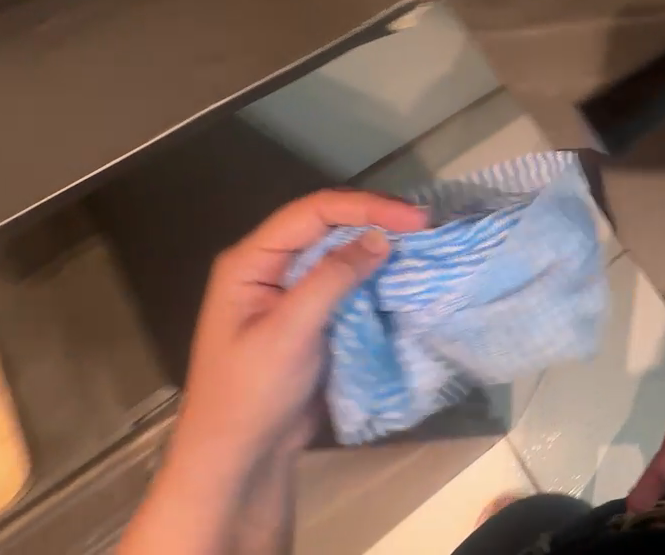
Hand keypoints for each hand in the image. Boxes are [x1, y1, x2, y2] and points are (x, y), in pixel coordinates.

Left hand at [122, 190, 428, 554]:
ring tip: (422, 242)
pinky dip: (377, 268)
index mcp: (252, 261)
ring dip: (380, 242)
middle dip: (377, 218)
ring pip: (342, 246)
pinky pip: (348, 275)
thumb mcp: (290, 333)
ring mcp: (291, 287)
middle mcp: (271, 265)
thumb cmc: (251, 394)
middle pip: (329, 221)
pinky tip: (403, 269)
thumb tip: (382, 236)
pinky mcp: (312, 309)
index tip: (415, 219)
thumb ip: (333, 278)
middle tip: (425, 226)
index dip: (366, 206)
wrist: (239, 458)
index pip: (313, 212)